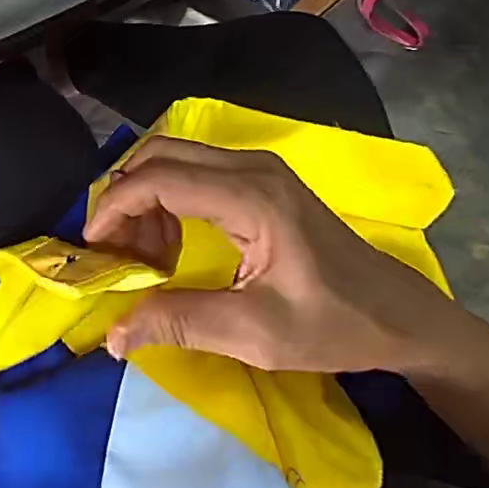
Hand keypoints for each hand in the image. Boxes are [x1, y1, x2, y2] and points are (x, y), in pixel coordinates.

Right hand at [83, 136, 470, 374]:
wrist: (395, 311)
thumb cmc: (333, 323)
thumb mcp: (254, 332)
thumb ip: (179, 322)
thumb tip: (112, 334)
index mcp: (253, 196)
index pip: (162, 177)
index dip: (117, 205)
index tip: (94, 248)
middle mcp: (253, 167)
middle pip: (164, 153)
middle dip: (126, 196)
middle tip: (113, 252)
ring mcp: (261, 169)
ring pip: (179, 160)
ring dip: (148, 199)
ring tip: (143, 258)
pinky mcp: (264, 181)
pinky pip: (200, 174)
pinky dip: (171, 201)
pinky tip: (173, 246)